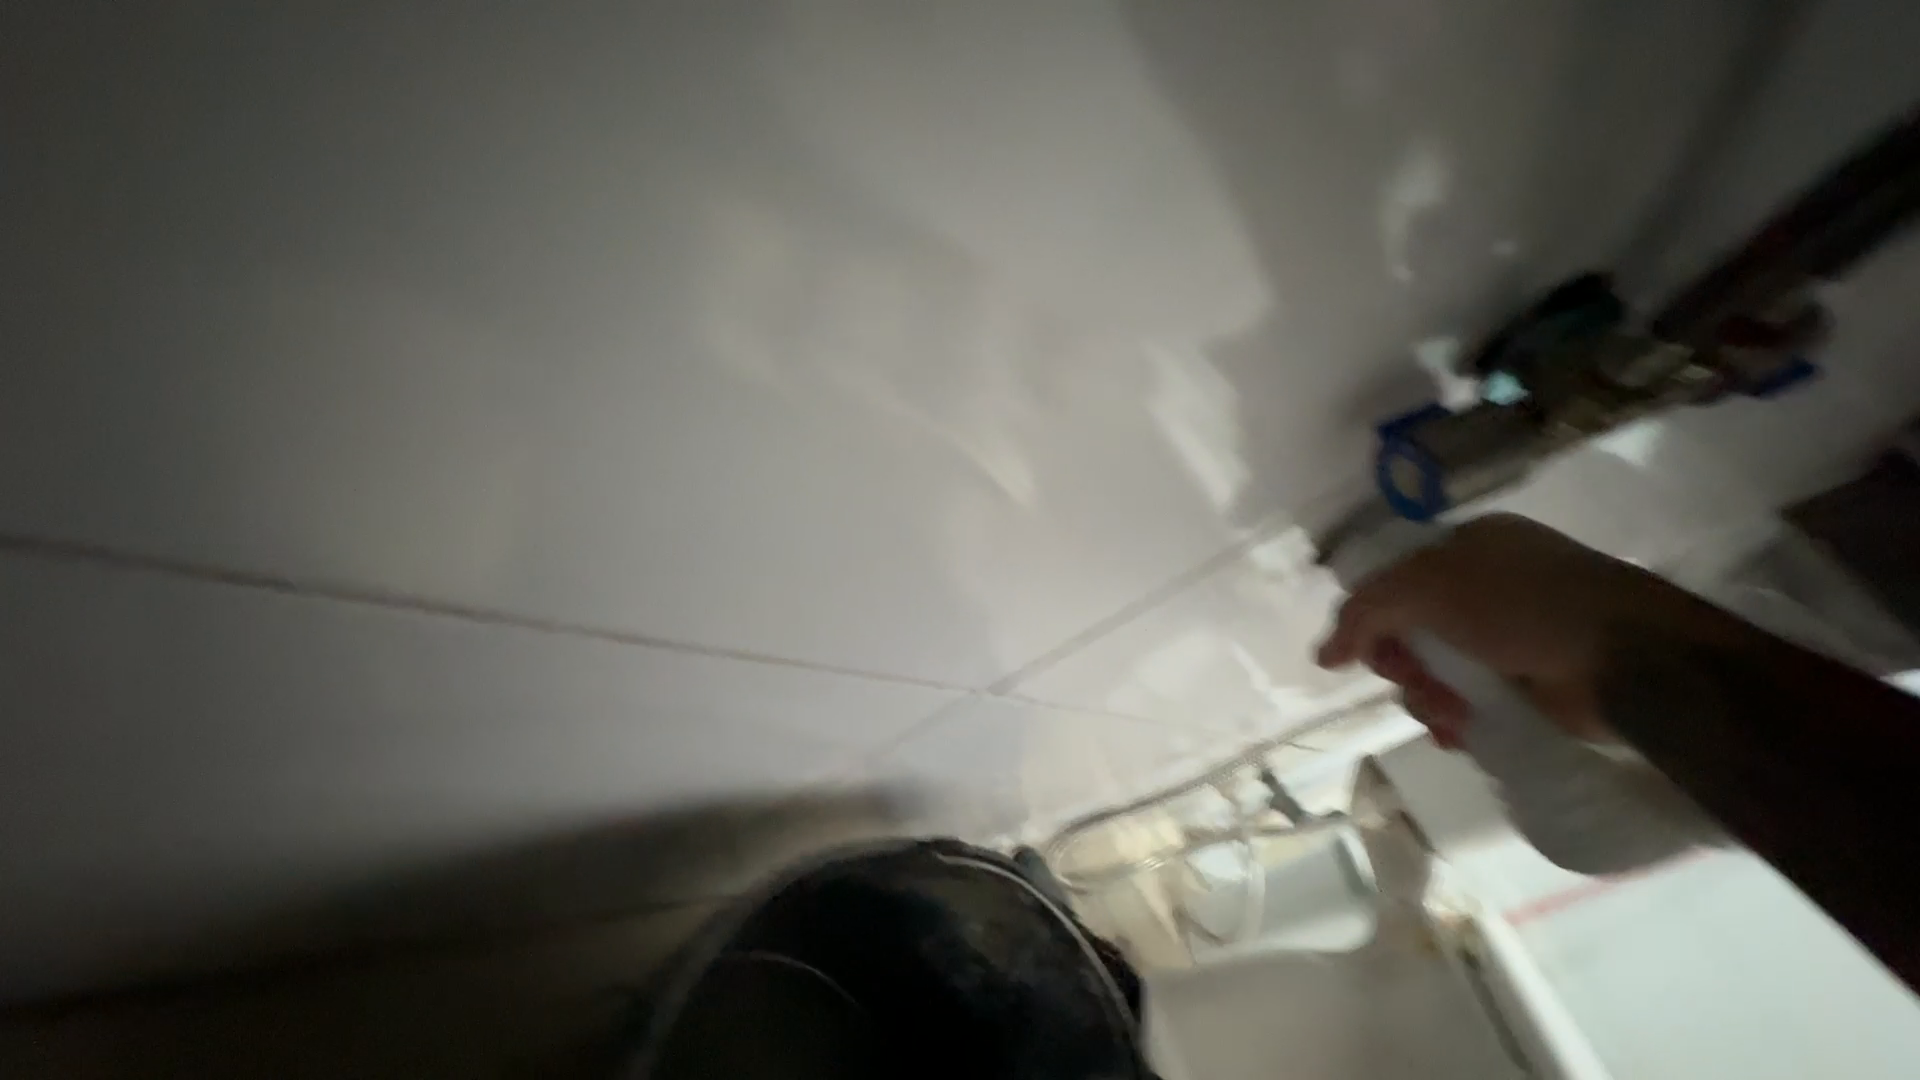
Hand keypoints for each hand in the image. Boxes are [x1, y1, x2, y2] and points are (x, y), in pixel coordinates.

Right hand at [1315, 513, 1739, 748]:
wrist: (1630, 658)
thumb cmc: (1521, 605)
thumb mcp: (1425, 588)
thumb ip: (1363, 614)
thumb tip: (1323, 657)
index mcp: (1468, 548)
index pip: (1392, 581)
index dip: (1371, 618)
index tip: (1364, 653)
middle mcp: (1486, 587)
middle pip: (1407, 630)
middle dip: (1402, 664)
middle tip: (1413, 682)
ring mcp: (1510, 635)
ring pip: (1434, 670)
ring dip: (1427, 697)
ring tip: (1448, 717)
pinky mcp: (1529, 682)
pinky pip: (1467, 700)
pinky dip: (1456, 717)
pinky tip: (1460, 731)